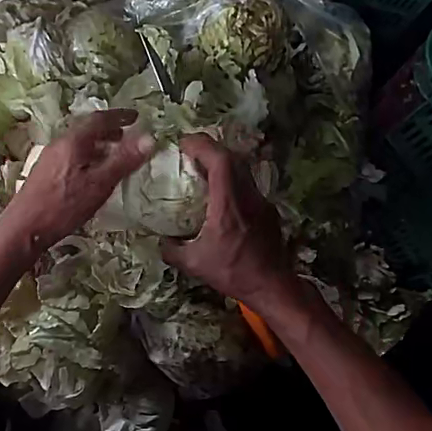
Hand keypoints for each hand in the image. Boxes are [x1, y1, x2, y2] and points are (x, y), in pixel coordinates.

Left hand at [0, 109, 154, 256]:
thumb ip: (123, 161)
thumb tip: (149, 138)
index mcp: (74, 141)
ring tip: (114, 154)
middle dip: (109, 130)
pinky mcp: (46, 172)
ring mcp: (50, 157)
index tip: (137, 117)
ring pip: (79, 143)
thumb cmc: (64, 206)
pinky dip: (89, 155)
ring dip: (99, 143)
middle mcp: (60, 144)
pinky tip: (93, 173)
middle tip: (127, 136)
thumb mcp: (99, 184)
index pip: (99, 119)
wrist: (24, 229)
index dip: (120, 116)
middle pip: (87, 129)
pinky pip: (72, 154)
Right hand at [161, 134, 299, 309]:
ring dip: (222, 163)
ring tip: (202, 169)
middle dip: (210, 148)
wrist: (271, 286)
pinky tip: (221, 195)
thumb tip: (159, 240)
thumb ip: (171, 249)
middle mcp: (248, 197)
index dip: (201, 145)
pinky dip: (232, 180)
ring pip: (242, 170)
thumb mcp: (194, 264)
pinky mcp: (268, 211)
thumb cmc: (232, 273)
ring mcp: (261, 202)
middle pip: (232, 157)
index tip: (183, 143)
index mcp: (228, 205)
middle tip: (189, 152)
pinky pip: (248, 185)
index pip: (220, 160)